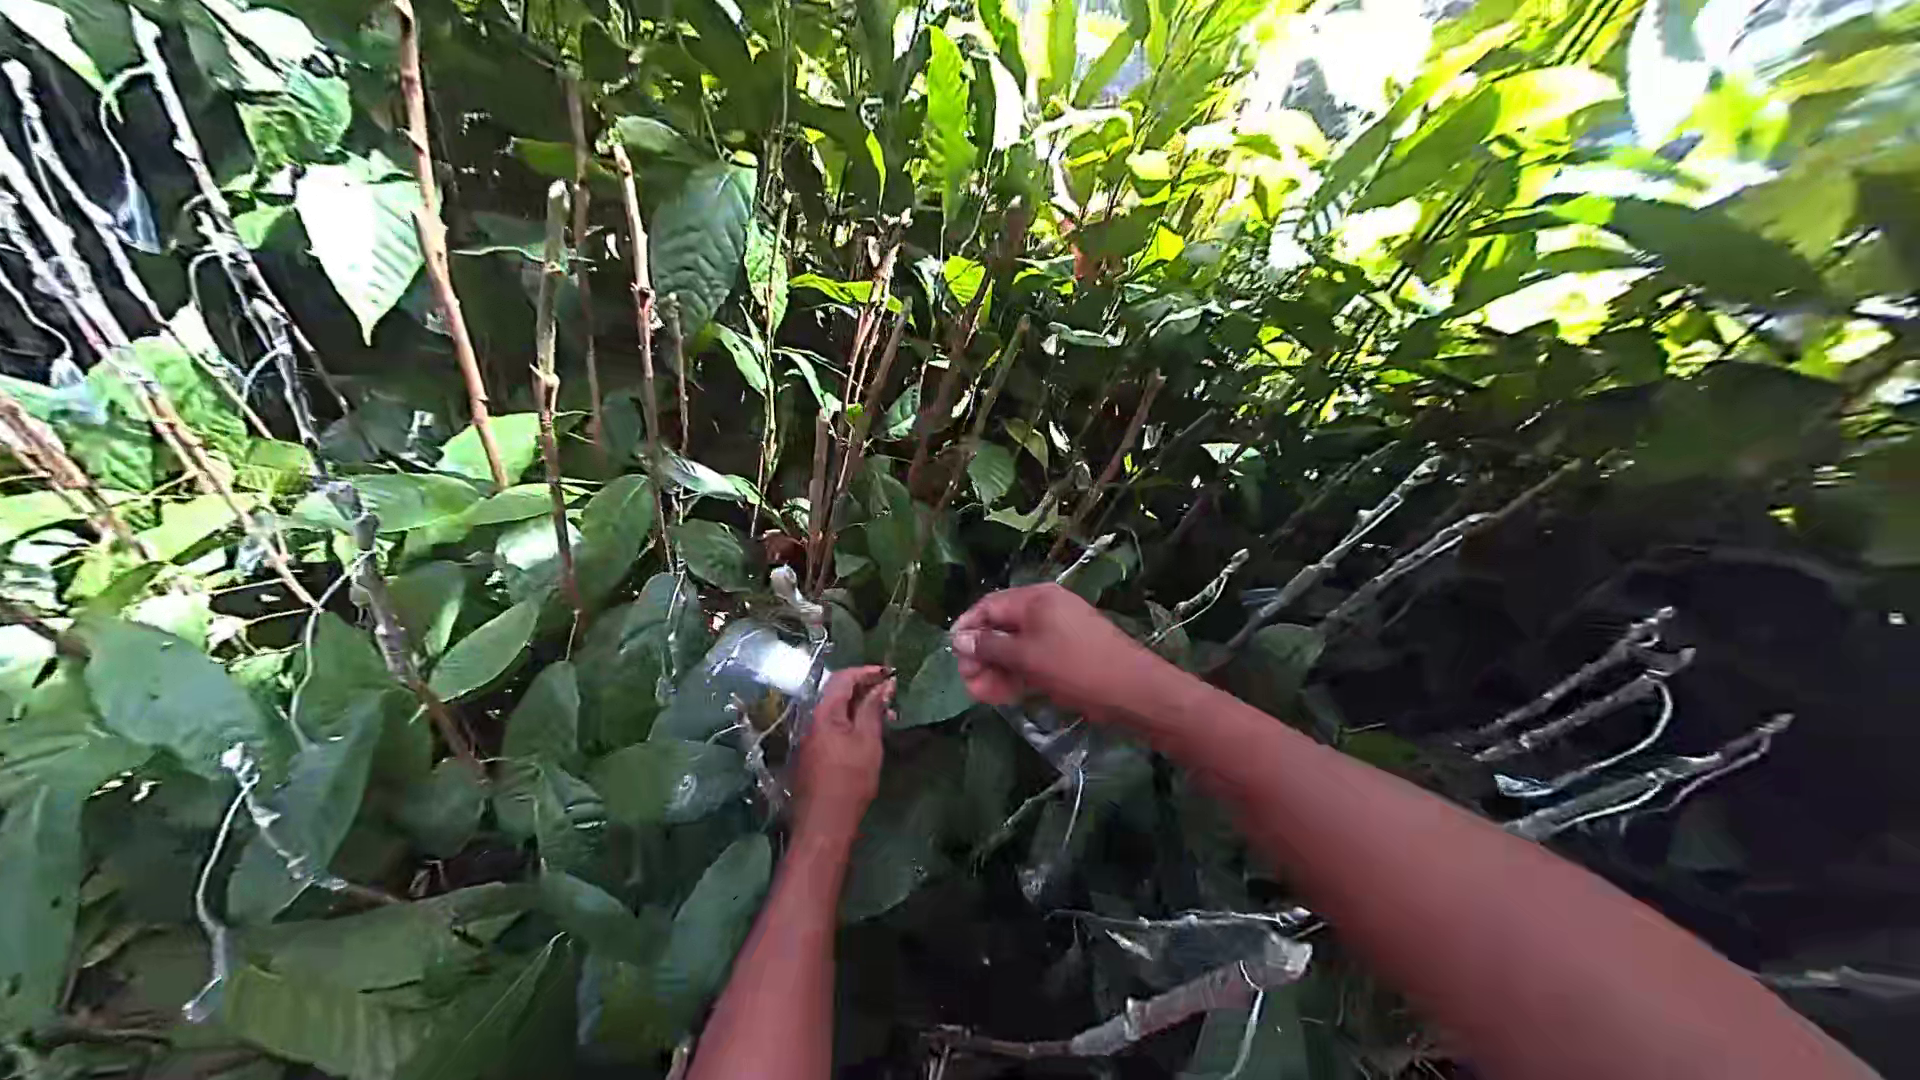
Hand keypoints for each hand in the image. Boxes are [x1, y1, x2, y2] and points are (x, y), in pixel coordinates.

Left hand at [792, 666, 891, 842]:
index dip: (867, 671)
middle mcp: (813, 720)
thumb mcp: (868, 741)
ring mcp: (811, 737)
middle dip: (865, 687)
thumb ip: (873, 709)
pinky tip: (869, 732)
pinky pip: (834, 725)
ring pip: (837, 710)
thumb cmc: (850, 781)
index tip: (890, 673)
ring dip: (860, 705)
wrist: (823, 824)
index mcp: (824, 713)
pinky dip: (852, 721)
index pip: (843, 677)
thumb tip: (884, 684)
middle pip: (838, 691)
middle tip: (891, 692)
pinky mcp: (814, 752)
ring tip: (887, 713)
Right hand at [951, 584, 1171, 716]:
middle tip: (970, 684)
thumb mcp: (1026, 657)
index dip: (967, 629)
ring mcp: (1060, 628)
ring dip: (998, 668)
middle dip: (982, 655)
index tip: (954, 656)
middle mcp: (1046, 607)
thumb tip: (960, 640)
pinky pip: (1035, 655)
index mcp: (1035, 599)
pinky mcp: (1069, 649)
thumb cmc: (1075, 667)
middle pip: (1001, 627)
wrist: (1133, 690)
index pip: (988, 606)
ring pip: (1017, 645)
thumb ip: (990, 647)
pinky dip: (1019, 672)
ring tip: (987, 695)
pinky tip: (1010, 693)